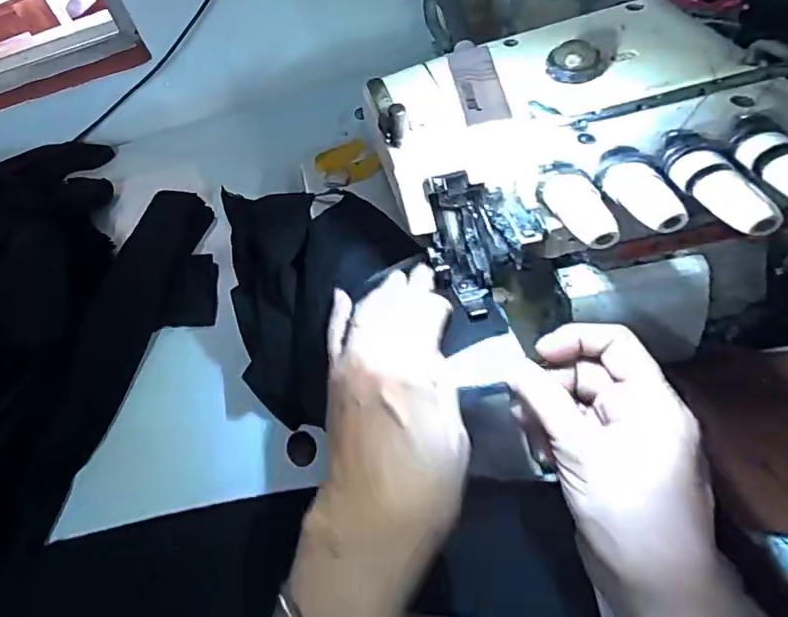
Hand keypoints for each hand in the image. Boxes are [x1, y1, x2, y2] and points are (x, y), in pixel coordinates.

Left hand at [288, 266, 468, 616]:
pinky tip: (342, 295)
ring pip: (365, 311)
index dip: (437, 304)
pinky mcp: (333, 374)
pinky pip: (334, 332)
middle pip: (395, 306)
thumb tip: (435, 353)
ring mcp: (349, 361)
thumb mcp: (454, 432)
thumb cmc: (426, 484)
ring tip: (396, 279)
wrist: (370, 515)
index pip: (424, 314)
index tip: (445, 301)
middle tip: (423, 272)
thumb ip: (443, 382)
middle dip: (411, 288)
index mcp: (410, 367)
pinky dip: (339, 311)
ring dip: (381, 292)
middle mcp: (375, 354)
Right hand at [507, 324, 757, 616]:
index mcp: (651, 401)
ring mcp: (625, 438)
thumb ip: (542, 399)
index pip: (615, 343)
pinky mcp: (608, 461)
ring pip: (576, 401)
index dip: (574, 338)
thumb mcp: (580, 448)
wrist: (657, 589)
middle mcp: (641, 413)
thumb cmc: (628, 511)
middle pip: (589, 372)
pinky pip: (576, 428)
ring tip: (524, 427)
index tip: (537, 353)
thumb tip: (511, 366)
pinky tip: (536, 447)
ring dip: (545, 407)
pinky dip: (552, 430)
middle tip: (517, 397)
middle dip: (549, 381)